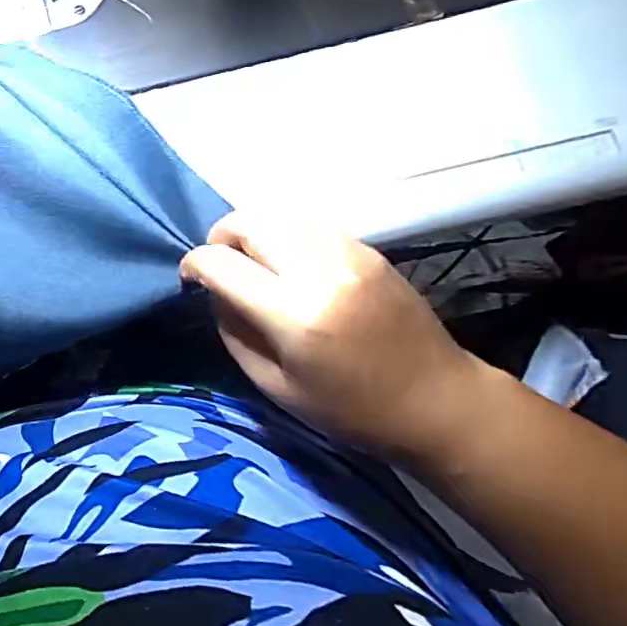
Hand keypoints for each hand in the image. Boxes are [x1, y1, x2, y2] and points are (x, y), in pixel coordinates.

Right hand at [179, 211, 499, 463]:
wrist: (437, 401)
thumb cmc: (351, 410)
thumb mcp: (275, 387)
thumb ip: (235, 333)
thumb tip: (217, 293)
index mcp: (294, 314)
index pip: (222, 264)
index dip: (193, 265)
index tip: (190, 279)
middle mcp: (320, 271)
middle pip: (250, 221)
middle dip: (221, 237)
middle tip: (221, 265)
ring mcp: (349, 253)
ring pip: (280, 215)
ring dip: (255, 232)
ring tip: (255, 263)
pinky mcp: (369, 250)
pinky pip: (311, 225)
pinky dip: (288, 236)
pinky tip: (290, 264)